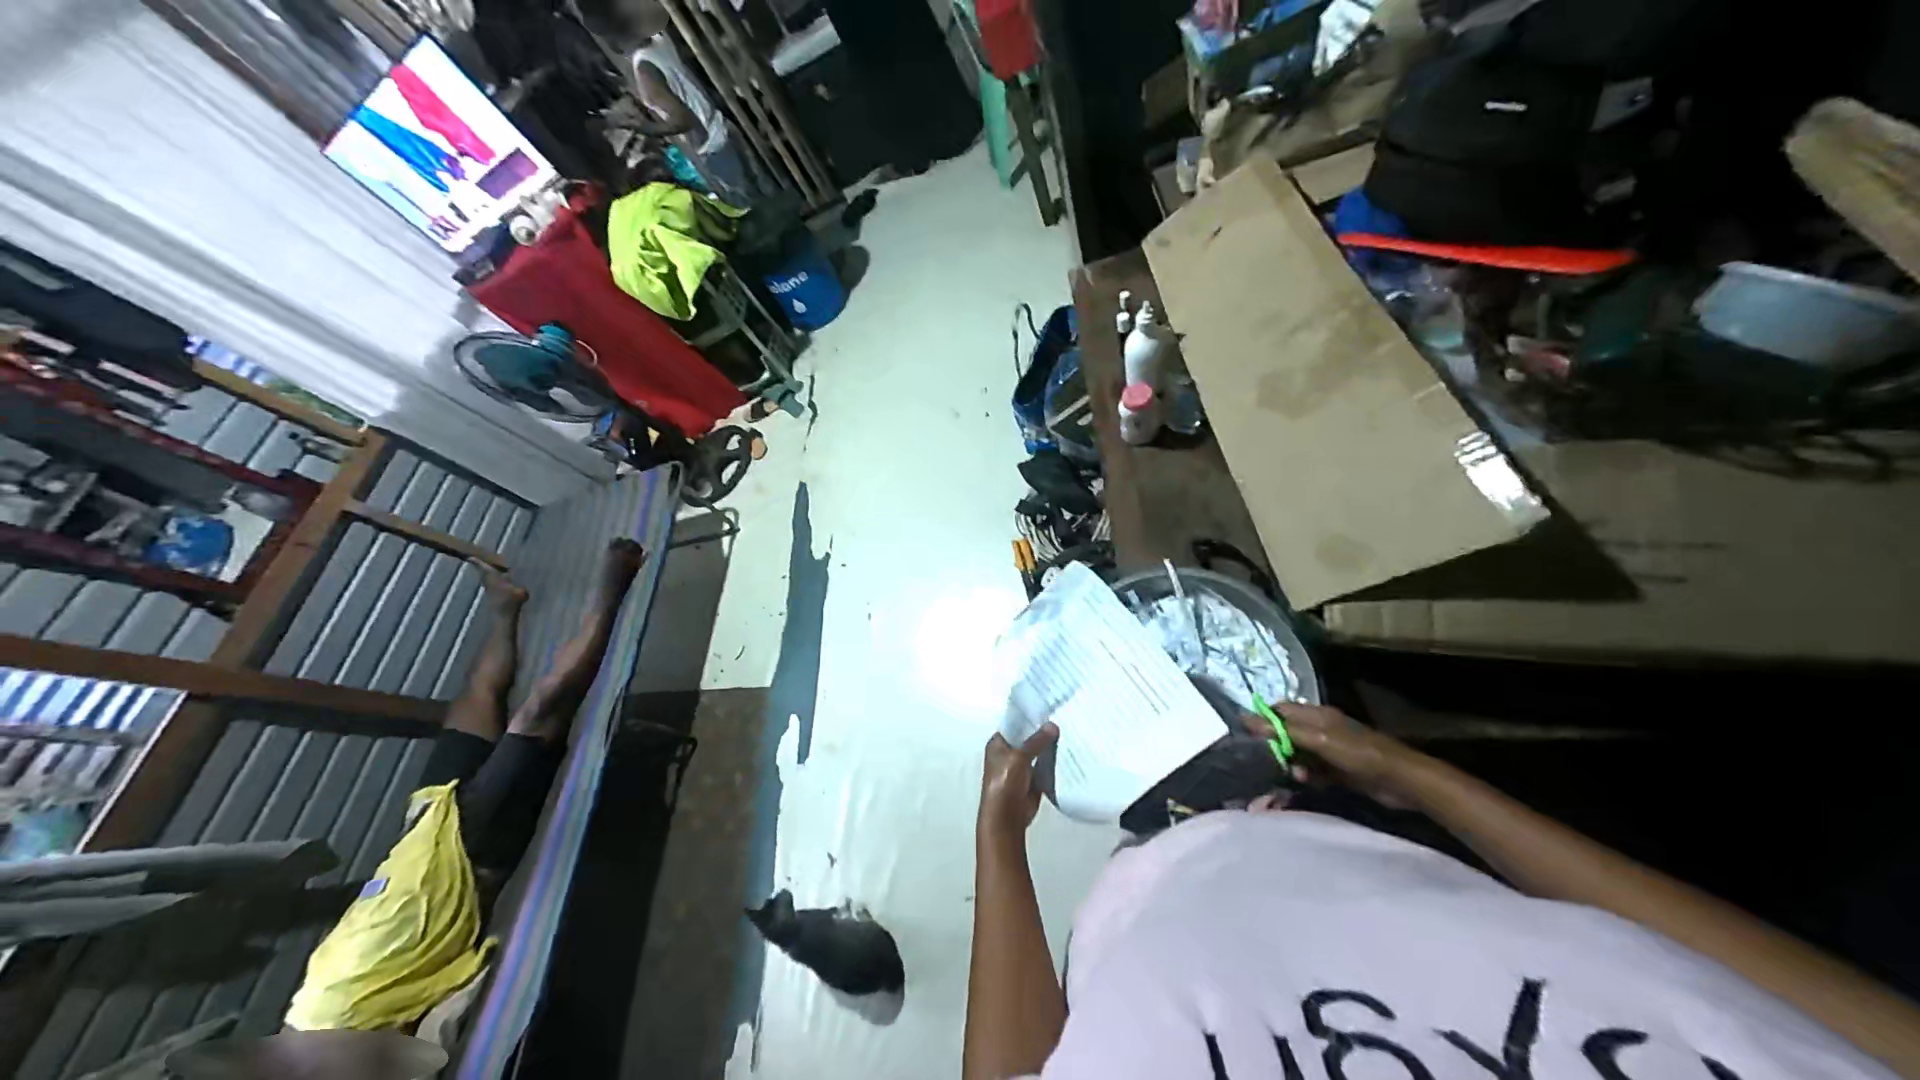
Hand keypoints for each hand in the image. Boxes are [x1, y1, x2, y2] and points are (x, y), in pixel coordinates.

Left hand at [979, 723, 1058, 839]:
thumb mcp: (1019, 757)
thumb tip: (1052, 725)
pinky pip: (1044, 765)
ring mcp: (1021, 766)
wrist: (1007, 817)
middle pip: (1027, 737)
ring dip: (1049, 746)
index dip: (1028, 716)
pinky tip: (1068, 751)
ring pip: (1037, 751)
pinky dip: (1053, 761)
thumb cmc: (1005, 782)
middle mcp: (1008, 752)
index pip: (1014, 723)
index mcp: (998, 743)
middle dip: (1042, 731)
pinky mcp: (1032, 778)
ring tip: (1069, 731)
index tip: (1048, 708)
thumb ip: (1036, 741)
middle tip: (1063, 717)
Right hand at [1246, 703, 1428, 808]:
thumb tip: (1246, 719)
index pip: (1280, 709)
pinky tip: (1304, 783)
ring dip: (1290, 764)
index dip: (1263, 718)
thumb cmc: (1358, 753)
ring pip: (1298, 754)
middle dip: (1274, 745)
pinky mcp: (1338, 770)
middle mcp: (1321, 729)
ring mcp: (1330, 750)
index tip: (1245, 734)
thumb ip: (1283, 731)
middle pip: (1287, 732)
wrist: (1400, 781)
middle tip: (1262, 760)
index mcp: (1317, 714)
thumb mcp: (1318, 739)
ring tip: (1287, 775)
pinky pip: (1312, 771)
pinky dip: (1306, 776)